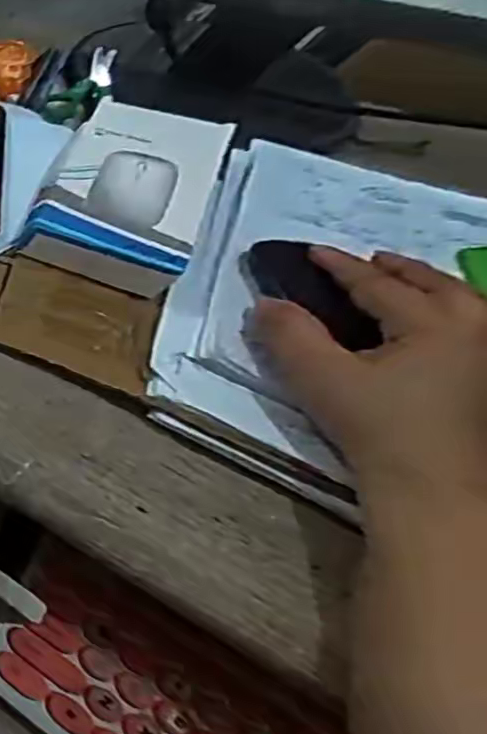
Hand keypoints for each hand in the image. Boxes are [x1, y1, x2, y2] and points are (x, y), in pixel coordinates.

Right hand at [247, 247, 486, 505]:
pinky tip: (435, 322)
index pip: (377, 284)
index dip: (340, 266)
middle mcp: (478, 330)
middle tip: (369, 260)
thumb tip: (268, 302)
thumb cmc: (376, 423)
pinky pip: (474, 328)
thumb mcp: (317, 376)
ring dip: (432, 288)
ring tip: (405, 284)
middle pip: (440, 287)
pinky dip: (452, 312)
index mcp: (436, 323)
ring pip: (468, 305)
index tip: (311, 252)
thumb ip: (288, 333)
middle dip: (401, 270)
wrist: (436, 481)